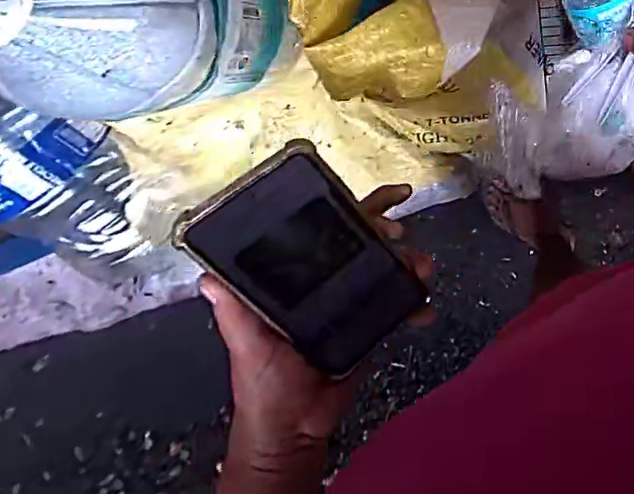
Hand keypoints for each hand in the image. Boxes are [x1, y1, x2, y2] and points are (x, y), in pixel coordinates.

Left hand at [203, 184, 435, 479]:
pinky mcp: (371, 325)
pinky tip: (425, 308)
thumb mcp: (247, 344)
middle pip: (362, 239)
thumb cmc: (264, 385)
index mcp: (300, 275)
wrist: (295, 431)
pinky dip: (415, 304)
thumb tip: (208, 279)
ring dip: (408, 262)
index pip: (325, 231)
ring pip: (386, 266)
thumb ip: (234, 312)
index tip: (371, 201)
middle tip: (399, 230)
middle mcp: (328, 279)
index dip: (350, 211)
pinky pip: (398, 306)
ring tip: (421, 269)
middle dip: (385, 225)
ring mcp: (353, 299)